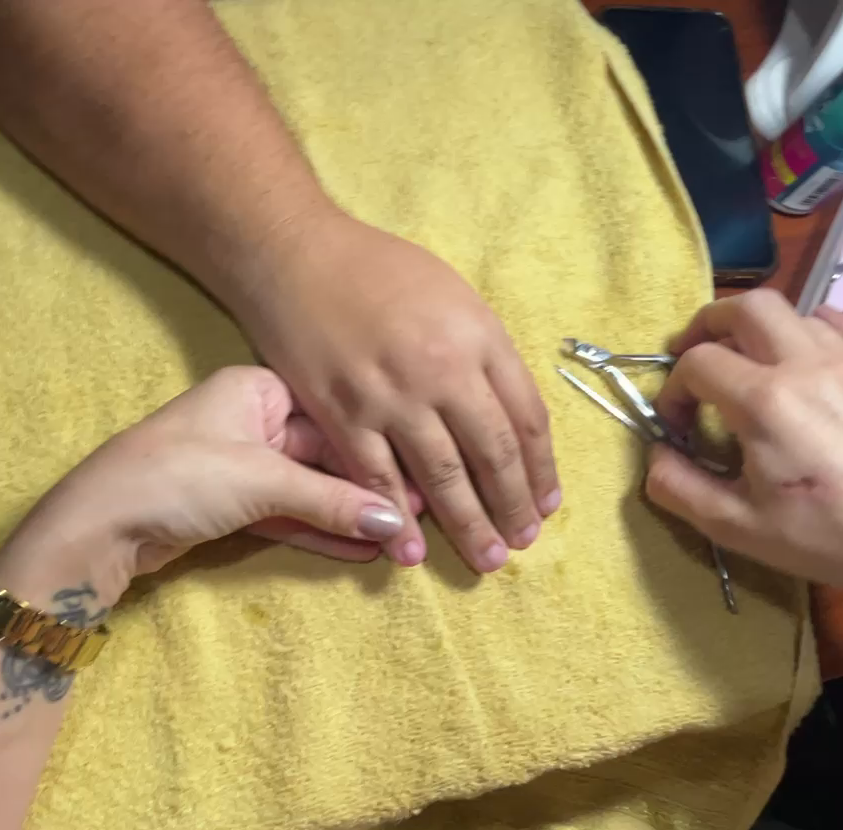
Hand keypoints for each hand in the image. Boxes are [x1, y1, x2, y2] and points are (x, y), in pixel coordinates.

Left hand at [0, 367, 408, 608]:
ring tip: (398, 544)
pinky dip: (319, 533)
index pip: (335, 417)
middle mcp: (254, 421)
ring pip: (310, 491)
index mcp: (259, 390)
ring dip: (349, 518)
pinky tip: (360, 552)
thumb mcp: (264, 480)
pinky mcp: (232, 505)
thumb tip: (398, 524)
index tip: (422, 483)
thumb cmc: (179, 476)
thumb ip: (334, 501)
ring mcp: (242, 465)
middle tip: (419, 521)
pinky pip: (288, 516)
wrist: (100, 524)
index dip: (378, 451)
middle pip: (326, 456)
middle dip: (368, 492)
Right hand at [228, 214, 558, 573]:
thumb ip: (482, 355)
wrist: (296, 256)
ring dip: (467, 525)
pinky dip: (396, 518)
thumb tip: (502, 416)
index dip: (539, 471)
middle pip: (492, 455)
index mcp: (478, 336)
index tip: (545, 505)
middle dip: (511, 508)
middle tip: (521, 546)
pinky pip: (377, 477)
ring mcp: (391, 396)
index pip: (526, 419)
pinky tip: (412, 549)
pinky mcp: (342, 415)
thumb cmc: (375, 271)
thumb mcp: (451, 295)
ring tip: (486, 560)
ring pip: (442, 476)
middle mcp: (442, 369)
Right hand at [642, 291, 842, 618]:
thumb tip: (656, 455)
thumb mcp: (733, 526)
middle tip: (692, 361)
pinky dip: (811, 329)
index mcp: (765, 402)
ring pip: (794, 311)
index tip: (676, 427)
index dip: (672, 390)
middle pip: (746, 307)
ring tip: (744, 367)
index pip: (698, 363)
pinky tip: (803, 358)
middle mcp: (809, 366)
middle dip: (706, 326)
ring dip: (755, 330)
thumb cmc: (827, 538)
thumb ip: (677, 486)